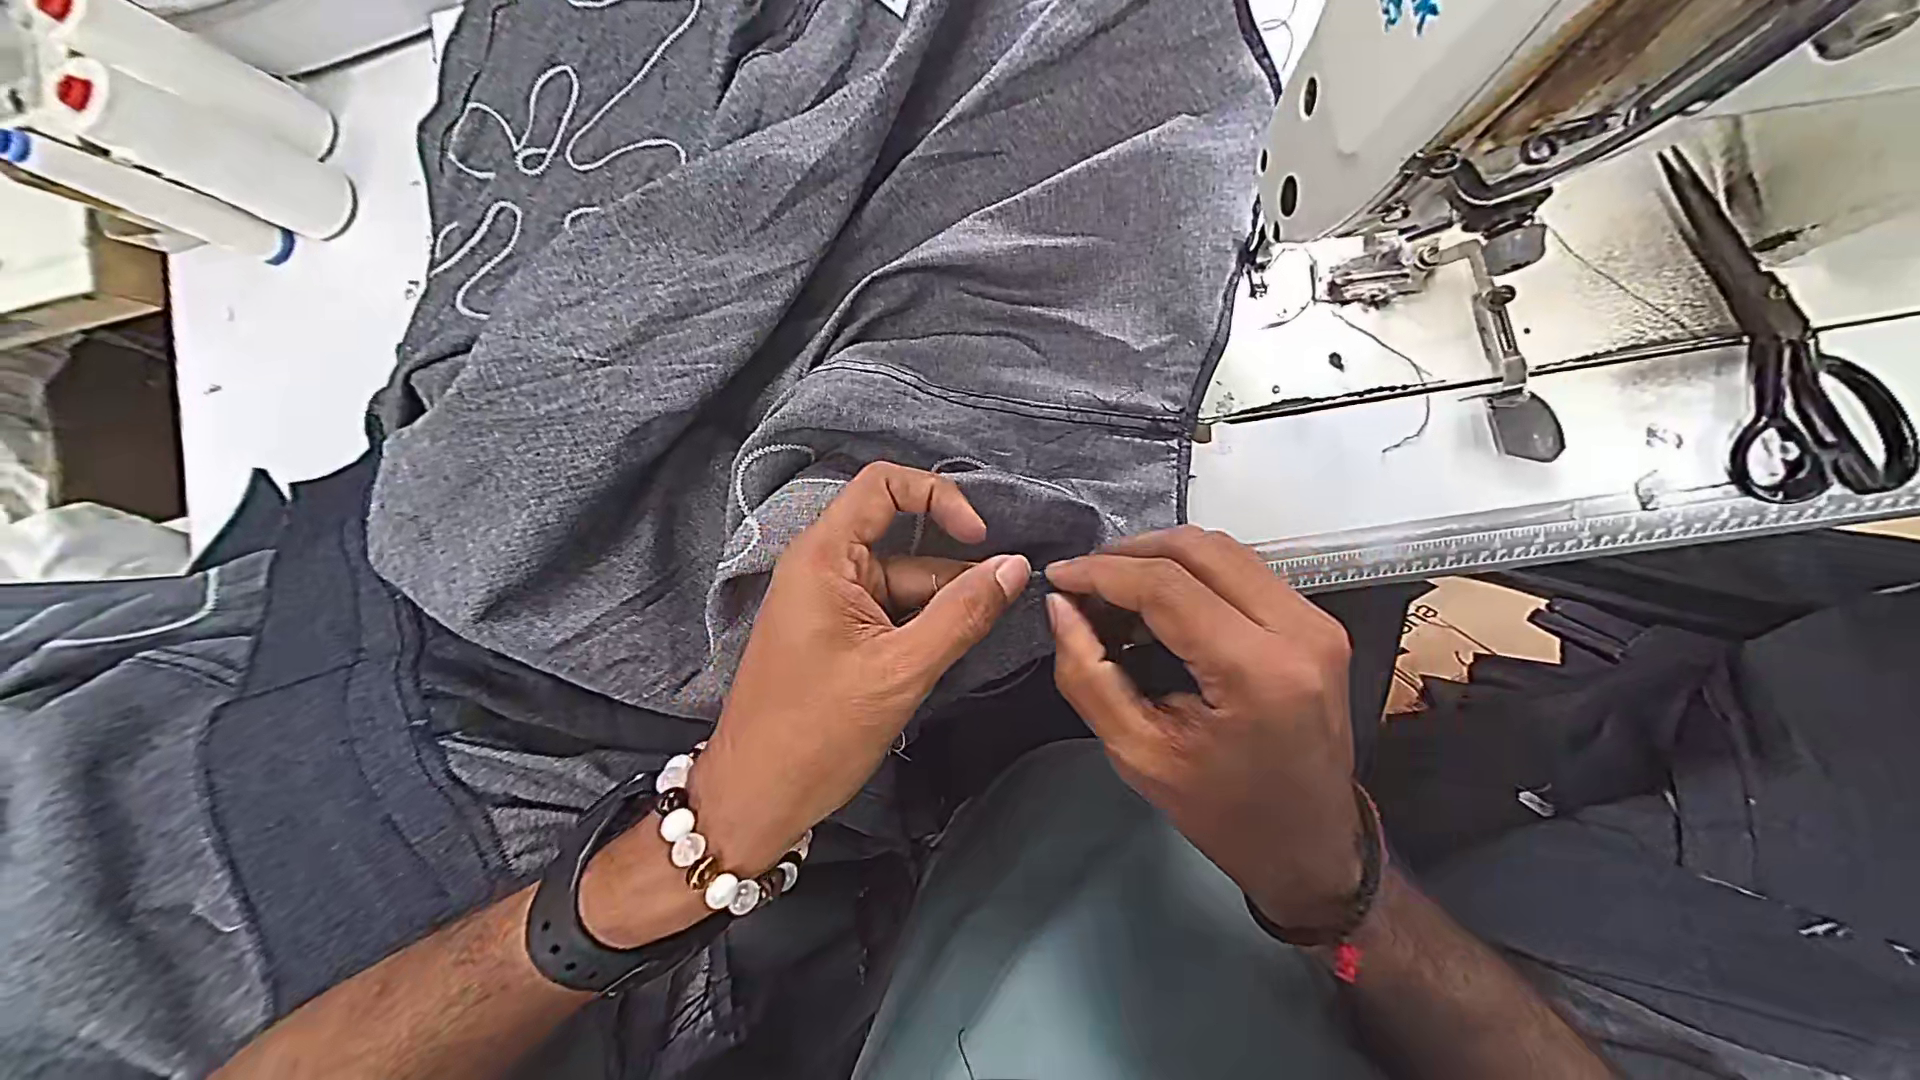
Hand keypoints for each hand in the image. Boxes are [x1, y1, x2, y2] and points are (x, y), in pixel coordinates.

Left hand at [692, 462, 1029, 871]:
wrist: (756, 798)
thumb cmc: (816, 733)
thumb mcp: (901, 670)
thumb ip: (963, 613)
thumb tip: (1015, 568)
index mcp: (824, 557)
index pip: (884, 485)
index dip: (938, 497)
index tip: (979, 537)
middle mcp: (826, 568)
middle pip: (905, 542)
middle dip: (955, 571)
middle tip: (1000, 603)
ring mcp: (832, 602)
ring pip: (905, 583)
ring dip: (944, 606)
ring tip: (977, 638)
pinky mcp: (840, 633)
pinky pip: (893, 612)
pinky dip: (925, 626)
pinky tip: (951, 651)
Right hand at [1044, 526, 1360, 928]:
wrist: (1310, 845)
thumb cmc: (1222, 811)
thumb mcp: (1137, 754)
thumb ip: (1088, 675)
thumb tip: (1060, 606)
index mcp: (1260, 672)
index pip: (1167, 586)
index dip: (1102, 572)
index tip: (1058, 575)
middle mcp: (1300, 630)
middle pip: (1198, 549)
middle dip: (1127, 554)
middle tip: (1084, 583)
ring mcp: (1315, 621)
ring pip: (1221, 549)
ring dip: (1157, 558)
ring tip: (1113, 592)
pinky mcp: (1315, 621)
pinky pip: (1240, 569)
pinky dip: (1188, 572)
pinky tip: (1155, 602)